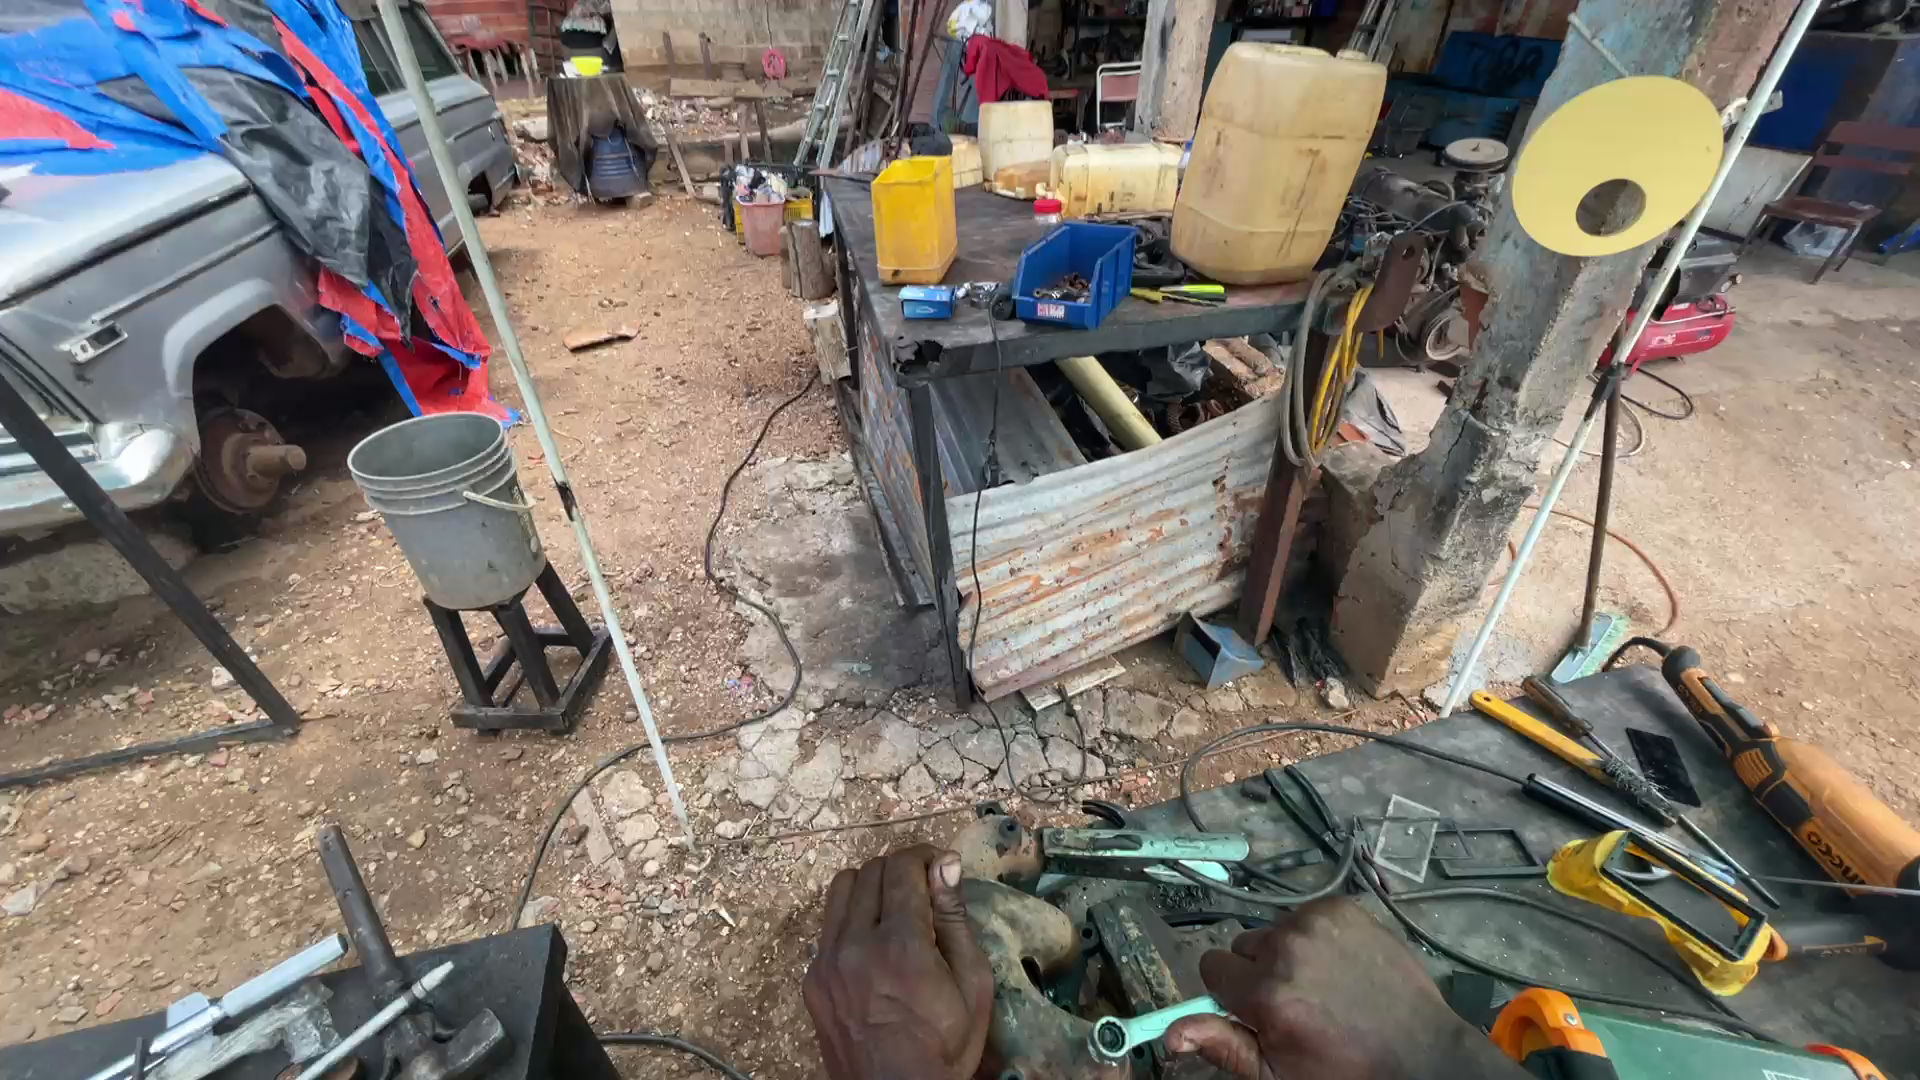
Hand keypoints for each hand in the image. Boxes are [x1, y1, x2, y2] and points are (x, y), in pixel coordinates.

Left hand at [804, 845, 993, 1079]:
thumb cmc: (945, 1047)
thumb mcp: (973, 985)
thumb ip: (955, 918)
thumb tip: (946, 864)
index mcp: (901, 947)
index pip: (902, 867)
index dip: (924, 856)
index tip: (940, 867)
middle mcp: (856, 946)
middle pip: (872, 870)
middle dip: (901, 869)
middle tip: (923, 888)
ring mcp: (826, 963)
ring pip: (842, 887)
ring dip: (872, 886)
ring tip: (894, 908)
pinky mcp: (811, 979)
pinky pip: (828, 924)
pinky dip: (852, 917)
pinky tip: (872, 941)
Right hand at [1164, 898, 1526, 1079]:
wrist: (1429, 1061)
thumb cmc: (1348, 1076)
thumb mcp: (1281, 1077)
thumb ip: (1222, 1047)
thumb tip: (1169, 1033)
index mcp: (1267, 995)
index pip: (1212, 966)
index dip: (1232, 992)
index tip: (1258, 1011)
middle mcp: (1286, 949)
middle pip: (1244, 947)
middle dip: (1261, 972)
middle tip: (1300, 1004)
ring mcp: (1315, 923)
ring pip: (1274, 931)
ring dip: (1289, 955)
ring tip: (1328, 987)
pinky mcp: (1340, 907)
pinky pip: (1304, 915)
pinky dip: (1316, 937)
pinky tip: (1343, 965)